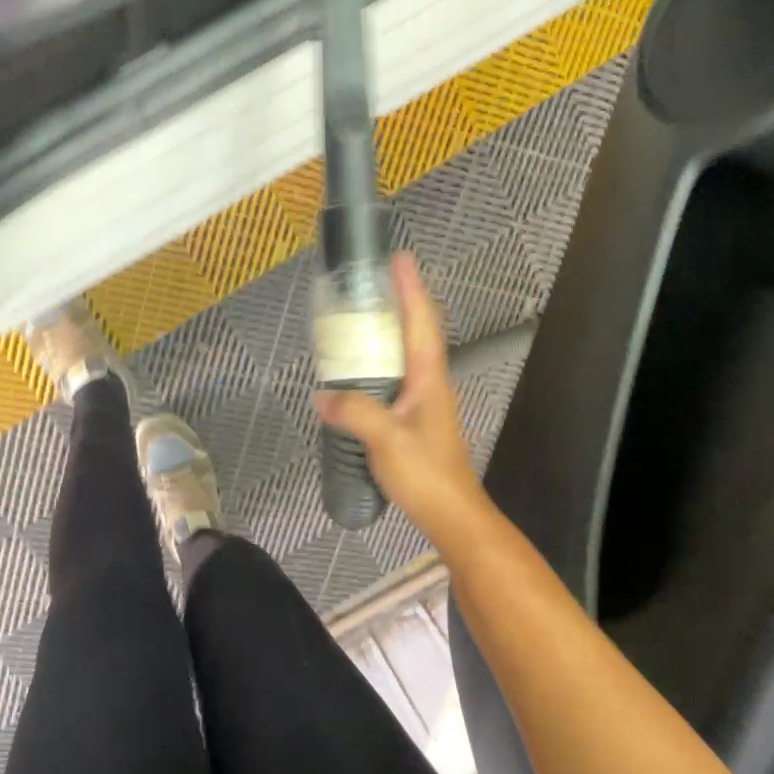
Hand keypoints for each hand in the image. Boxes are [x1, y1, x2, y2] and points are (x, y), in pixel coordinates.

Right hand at [313, 252, 493, 547]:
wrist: (451, 514)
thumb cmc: (426, 474)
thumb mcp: (387, 441)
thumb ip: (355, 412)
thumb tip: (322, 395)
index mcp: (428, 378)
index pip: (421, 322)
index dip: (411, 289)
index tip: (399, 259)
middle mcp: (429, 382)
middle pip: (414, 331)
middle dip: (397, 302)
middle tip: (368, 283)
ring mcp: (423, 401)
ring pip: (404, 355)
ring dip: (385, 332)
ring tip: (357, 319)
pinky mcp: (412, 418)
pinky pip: (392, 378)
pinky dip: (375, 363)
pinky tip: (354, 373)